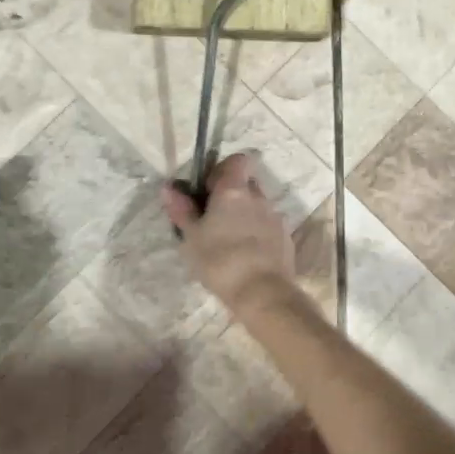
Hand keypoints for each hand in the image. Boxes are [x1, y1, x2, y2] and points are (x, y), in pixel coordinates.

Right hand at [161, 152, 299, 318]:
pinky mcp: (286, 238)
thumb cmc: (220, 260)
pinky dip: (258, 232)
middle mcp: (258, 197)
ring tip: (230, 240)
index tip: (209, 189)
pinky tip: (247, 254)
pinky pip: (269, 225)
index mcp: (234, 191)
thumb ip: (182, 210)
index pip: (237, 160)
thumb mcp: (192, 237)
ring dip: (245, 214)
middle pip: (247, 182)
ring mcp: (275, 217)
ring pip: (259, 205)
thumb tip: (168, 187)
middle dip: (233, 193)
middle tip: (215, 216)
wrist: (262, 293)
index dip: (223, 169)